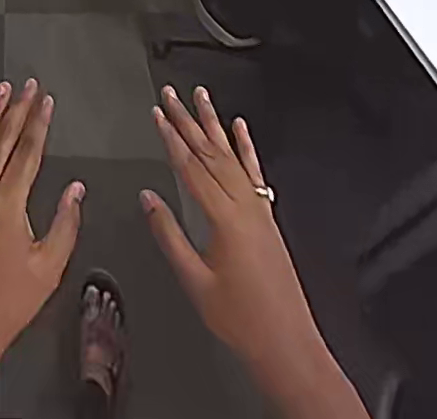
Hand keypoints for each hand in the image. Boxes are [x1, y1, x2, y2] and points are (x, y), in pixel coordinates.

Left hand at [0, 80, 82, 418]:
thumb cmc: (8, 298)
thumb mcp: (49, 265)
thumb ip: (65, 222)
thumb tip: (75, 188)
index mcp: (8, 203)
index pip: (28, 151)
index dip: (40, 123)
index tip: (47, 100)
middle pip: (4, 138)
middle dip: (19, 108)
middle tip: (30, 84)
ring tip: (4, 88)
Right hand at [143, 85, 368, 418]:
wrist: (287, 343)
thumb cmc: (239, 318)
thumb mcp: (195, 280)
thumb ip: (169, 235)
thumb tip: (149, 198)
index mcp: (223, 218)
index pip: (190, 166)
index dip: (171, 138)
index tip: (157, 114)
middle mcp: (243, 204)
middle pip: (209, 152)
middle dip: (187, 119)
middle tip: (170, 94)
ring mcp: (257, 206)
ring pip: (230, 153)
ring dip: (213, 123)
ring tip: (201, 96)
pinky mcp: (266, 214)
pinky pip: (254, 171)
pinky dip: (246, 146)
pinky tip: (240, 127)